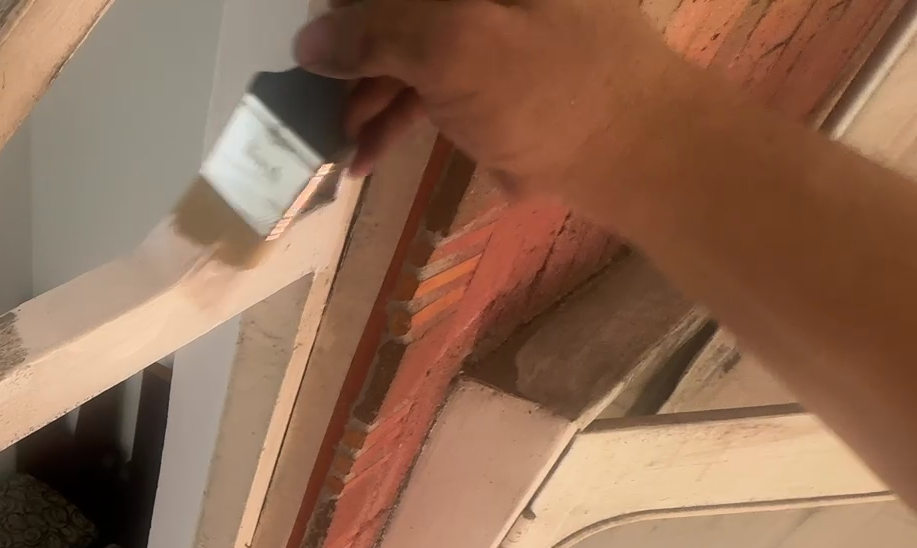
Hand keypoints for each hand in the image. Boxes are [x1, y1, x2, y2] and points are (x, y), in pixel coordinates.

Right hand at [294, 0, 700, 199]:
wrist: (617, 149)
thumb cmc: (548, 88)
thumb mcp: (456, 50)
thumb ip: (379, 35)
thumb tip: (306, 41)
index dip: (350, 9)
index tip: (316, 46)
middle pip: (394, 11)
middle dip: (350, 54)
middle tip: (313, 99)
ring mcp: (483, 28)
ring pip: (400, 50)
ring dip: (361, 96)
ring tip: (335, 141)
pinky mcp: (480, 73)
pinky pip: (417, 86)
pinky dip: (386, 121)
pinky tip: (361, 157)